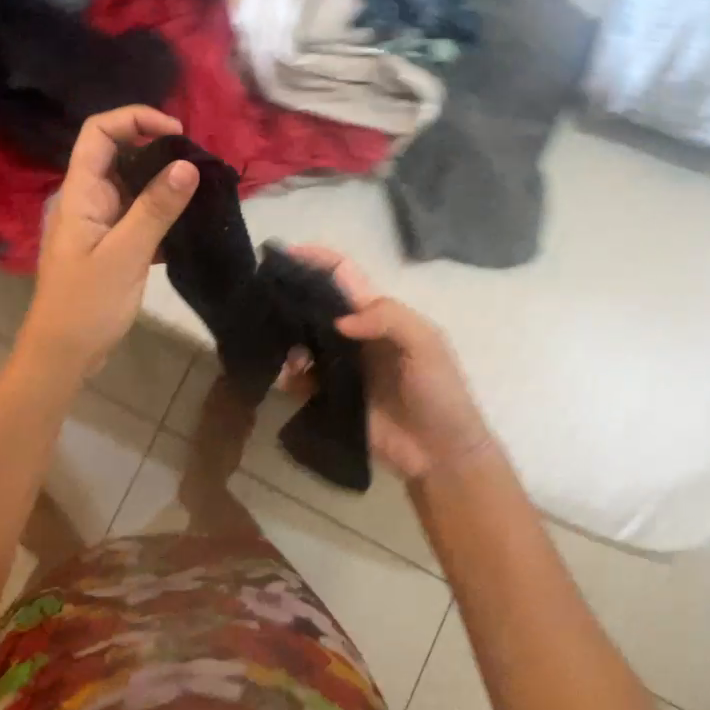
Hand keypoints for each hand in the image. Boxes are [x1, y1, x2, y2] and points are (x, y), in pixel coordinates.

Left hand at [18, 107, 198, 374]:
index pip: (99, 132)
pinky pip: (136, 214)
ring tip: (200, 190)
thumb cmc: (86, 304)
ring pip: (131, 185)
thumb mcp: (125, 254)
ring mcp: (97, 223)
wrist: (62, 354)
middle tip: (197, 163)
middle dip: (157, 149)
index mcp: (80, 193)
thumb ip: (155, 208)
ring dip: (162, 182)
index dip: (135, 119)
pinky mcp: (109, 245)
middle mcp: (86, 199)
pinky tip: (188, 223)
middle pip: (118, 153)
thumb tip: (187, 165)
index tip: (177, 133)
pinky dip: (160, 212)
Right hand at [285, 246, 492, 481]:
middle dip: (291, 303)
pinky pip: (299, 381)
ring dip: (288, 345)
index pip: (342, 275)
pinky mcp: (330, 397)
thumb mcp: (427, 344)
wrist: (441, 455)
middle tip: (268, 308)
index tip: (284, 254)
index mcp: (377, 315)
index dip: (316, 260)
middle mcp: (353, 336)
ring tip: (295, 361)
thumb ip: (388, 318)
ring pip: (300, 343)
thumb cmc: (441, 393)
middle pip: (314, 306)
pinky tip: (293, 383)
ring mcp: (340, 367)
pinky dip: (290, 378)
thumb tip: (338, 320)